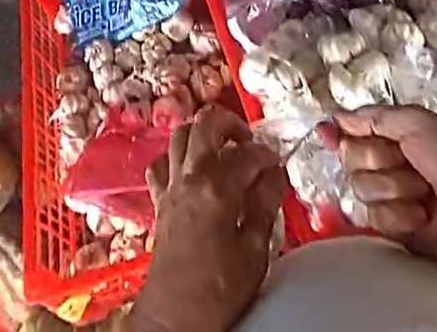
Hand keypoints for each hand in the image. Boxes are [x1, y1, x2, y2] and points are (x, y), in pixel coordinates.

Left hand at [131, 108, 286, 331]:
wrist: (173, 317)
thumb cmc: (218, 291)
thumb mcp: (254, 252)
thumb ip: (265, 206)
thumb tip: (275, 174)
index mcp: (217, 188)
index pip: (247, 154)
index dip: (267, 155)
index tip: (277, 163)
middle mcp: (190, 177)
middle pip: (206, 124)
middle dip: (231, 122)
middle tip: (248, 140)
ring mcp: (171, 185)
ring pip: (180, 134)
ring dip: (203, 133)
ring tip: (223, 147)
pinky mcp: (159, 199)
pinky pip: (162, 161)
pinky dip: (176, 156)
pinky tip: (191, 168)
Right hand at [334, 105, 436, 282]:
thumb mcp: (419, 123)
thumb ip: (375, 116)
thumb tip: (338, 117)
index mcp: (395, 133)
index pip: (352, 128)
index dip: (339, 130)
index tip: (328, 132)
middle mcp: (389, 162)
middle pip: (350, 156)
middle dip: (376, 158)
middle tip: (407, 162)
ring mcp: (391, 195)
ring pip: (360, 186)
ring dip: (392, 187)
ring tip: (423, 192)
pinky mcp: (395, 228)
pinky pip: (373, 217)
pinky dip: (397, 215)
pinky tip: (421, 215)